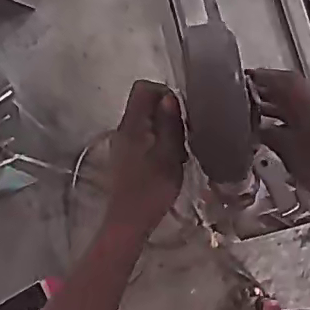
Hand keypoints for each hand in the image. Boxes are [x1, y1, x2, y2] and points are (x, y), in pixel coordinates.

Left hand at [104, 80, 185, 233]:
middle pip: (144, 103)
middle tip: (185, 132)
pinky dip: (159, 141)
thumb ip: (169, 123)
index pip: (143, 88)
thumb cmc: (152, 189)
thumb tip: (170, 96)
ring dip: (165, 128)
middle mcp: (124, 128)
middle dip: (167, 112)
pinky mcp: (126, 156)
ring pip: (146, 121)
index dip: (164, 92)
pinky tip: (171, 160)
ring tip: (180, 149)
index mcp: (132, 124)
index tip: (181, 111)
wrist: (129, 221)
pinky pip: (144, 136)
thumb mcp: (169, 155)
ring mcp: (123, 143)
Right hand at [248, 69, 309, 211]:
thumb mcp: (289, 151)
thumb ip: (271, 134)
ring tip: (253, 110)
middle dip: (269, 90)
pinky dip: (286, 119)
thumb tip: (257, 127)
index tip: (247, 76)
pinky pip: (304, 117)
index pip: (288, 81)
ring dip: (277, 105)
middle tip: (245, 94)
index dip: (266, 76)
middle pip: (293, 91)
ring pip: (298, 105)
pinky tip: (271, 129)